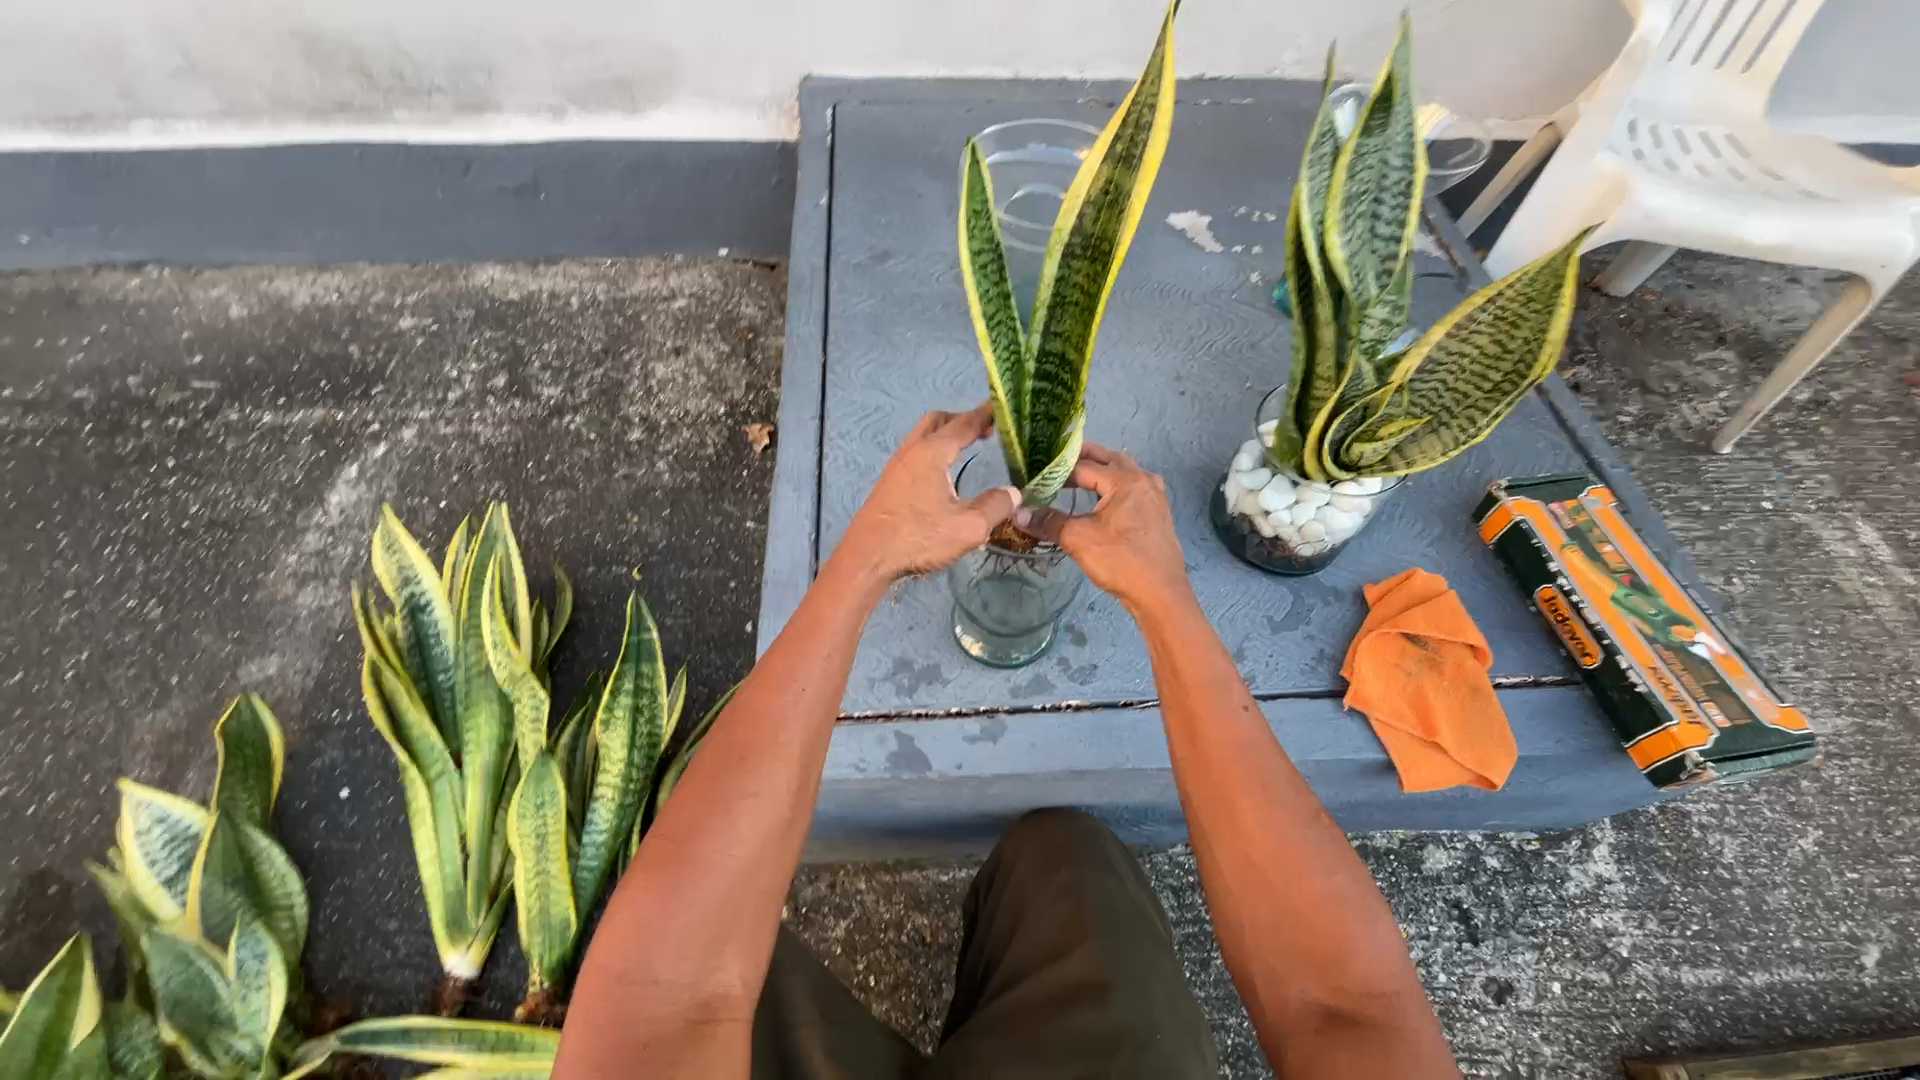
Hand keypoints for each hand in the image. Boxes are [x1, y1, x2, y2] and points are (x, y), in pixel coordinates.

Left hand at [836, 403, 1020, 582]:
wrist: (867, 558)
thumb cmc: (918, 538)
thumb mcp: (968, 527)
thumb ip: (995, 506)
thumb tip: (1013, 493)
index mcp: (932, 453)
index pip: (964, 424)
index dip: (985, 415)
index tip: (1002, 408)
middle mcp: (912, 451)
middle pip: (938, 420)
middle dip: (962, 419)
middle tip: (984, 430)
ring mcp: (896, 467)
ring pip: (922, 436)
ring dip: (945, 435)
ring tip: (966, 449)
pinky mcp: (889, 484)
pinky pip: (915, 454)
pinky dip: (933, 451)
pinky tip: (942, 474)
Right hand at [1016, 443, 1193, 617]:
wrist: (1160, 593)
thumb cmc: (1120, 560)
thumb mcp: (1078, 539)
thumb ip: (1048, 521)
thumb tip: (1017, 512)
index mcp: (1125, 481)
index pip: (1085, 467)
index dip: (1059, 471)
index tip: (1039, 474)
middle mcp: (1144, 481)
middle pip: (1112, 459)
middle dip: (1087, 457)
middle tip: (1062, 459)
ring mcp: (1155, 498)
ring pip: (1128, 472)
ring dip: (1107, 468)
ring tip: (1086, 474)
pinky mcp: (1159, 515)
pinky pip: (1137, 488)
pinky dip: (1120, 485)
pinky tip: (1110, 498)